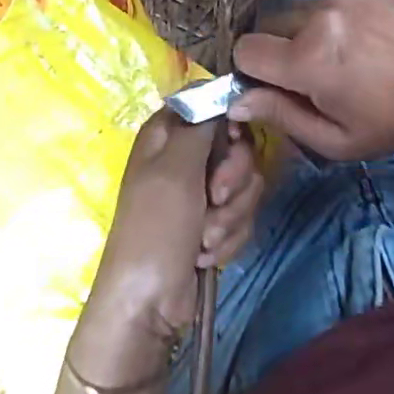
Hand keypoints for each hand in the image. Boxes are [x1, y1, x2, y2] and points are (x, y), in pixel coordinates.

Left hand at [88, 110, 263, 338]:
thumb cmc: (155, 226)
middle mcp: (186, 154)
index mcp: (168, 131)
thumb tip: (220, 92)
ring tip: (204, 237)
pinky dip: (229, 236)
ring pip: (246, 183)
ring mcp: (201, 189)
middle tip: (214, 198)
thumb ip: (202, 126)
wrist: (148, 302)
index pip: (213, 104)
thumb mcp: (176, 168)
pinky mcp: (214, 220)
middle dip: (234, 179)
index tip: (234, 141)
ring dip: (230, 215)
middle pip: (238, 145)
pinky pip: (242, 214)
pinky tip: (206, 253)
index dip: (231, 122)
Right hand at [228, 0, 393, 159]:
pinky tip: (358, 41)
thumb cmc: (392, 122)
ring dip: (305, 36)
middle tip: (315, 79)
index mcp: (309, 58)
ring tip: (344, 59)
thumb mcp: (334, 140)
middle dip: (280, 53)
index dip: (254, 71)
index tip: (277, 87)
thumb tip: (234, 101)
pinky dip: (327, 21)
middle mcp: (317, 16)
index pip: (245, 50)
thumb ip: (279, 116)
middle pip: (267, 29)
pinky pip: (319, 3)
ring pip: (294, 16)